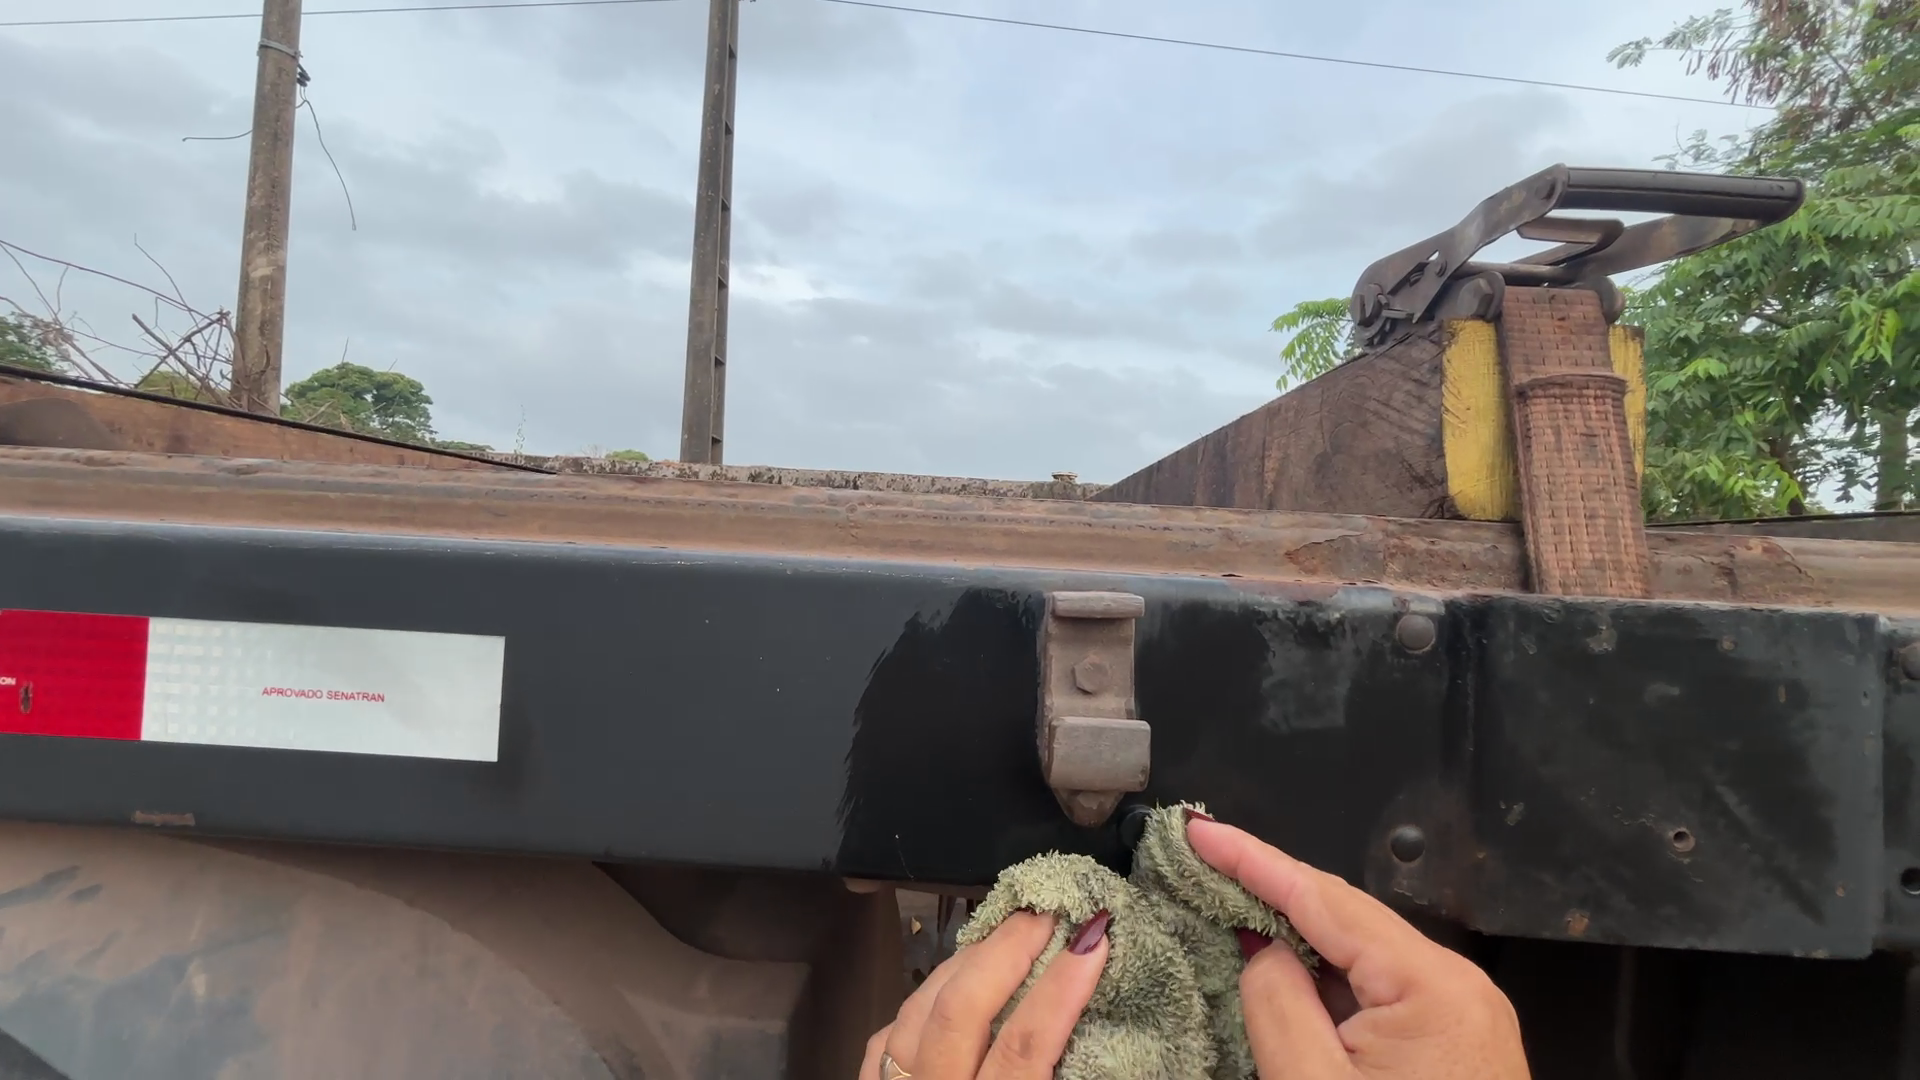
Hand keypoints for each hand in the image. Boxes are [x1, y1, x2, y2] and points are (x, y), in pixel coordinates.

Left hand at [861, 909, 1110, 1079]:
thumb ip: (1065, 1070)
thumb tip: (1091, 1006)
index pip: (1025, 1046)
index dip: (1062, 987)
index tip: (1095, 936)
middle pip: (961, 1008)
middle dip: (1006, 949)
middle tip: (1045, 911)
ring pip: (921, 1006)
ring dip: (966, 962)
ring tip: (1007, 933)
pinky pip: (889, 1033)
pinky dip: (925, 999)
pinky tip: (952, 981)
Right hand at [1188, 817, 1529, 1079]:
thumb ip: (1275, 997)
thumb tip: (1262, 941)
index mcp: (1432, 987)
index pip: (1321, 897)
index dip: (1250, 856)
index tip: (1196, 828)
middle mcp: (1456, 983)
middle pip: (1341, 909)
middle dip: (1268, 878)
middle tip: (1202, 853)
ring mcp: (1458, 1010)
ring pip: (1354, 942)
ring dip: (1289, 919)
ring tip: (1226, 889)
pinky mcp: (1449, 1037)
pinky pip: (1368, 978)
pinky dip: (1317, 963)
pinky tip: (1277, 951)